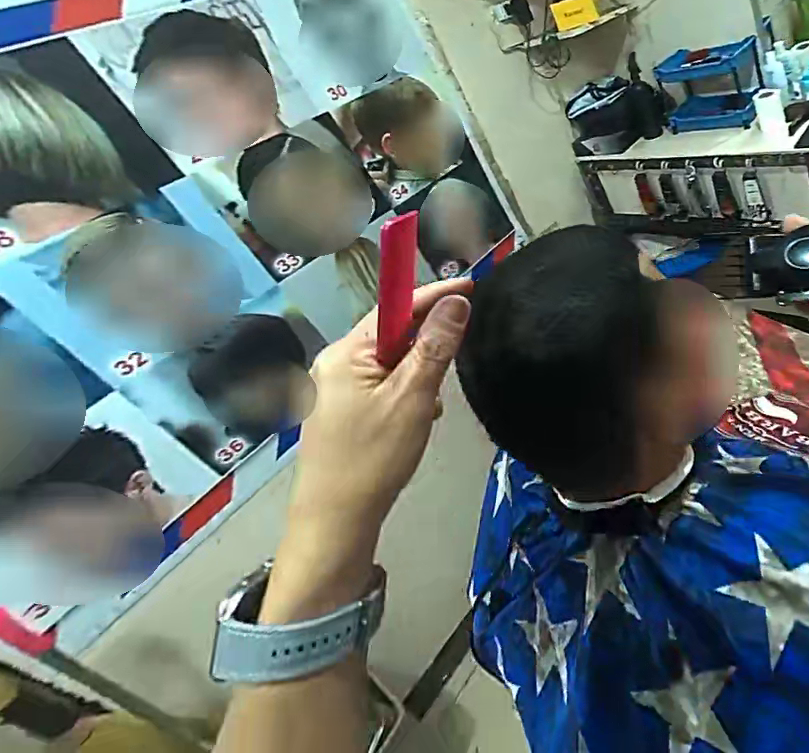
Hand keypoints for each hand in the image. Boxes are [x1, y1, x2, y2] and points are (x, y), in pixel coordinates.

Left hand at [291, 280, 472, 538]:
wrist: (336, 522)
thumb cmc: (374, 456)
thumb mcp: (413, 397)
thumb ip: (436, 345)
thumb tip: (458, 300)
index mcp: (346, 353)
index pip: (397, 307)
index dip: (437, 293)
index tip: (473, 286)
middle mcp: (335, 362)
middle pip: (394, 331)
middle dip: (430, 338)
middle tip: (462, 347)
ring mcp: (335, 386)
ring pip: (393, 358)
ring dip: (421, 368)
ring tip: (433, 399)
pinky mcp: (342, 407)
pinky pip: (385, 379)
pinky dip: (408, 387)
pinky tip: (419, 412)